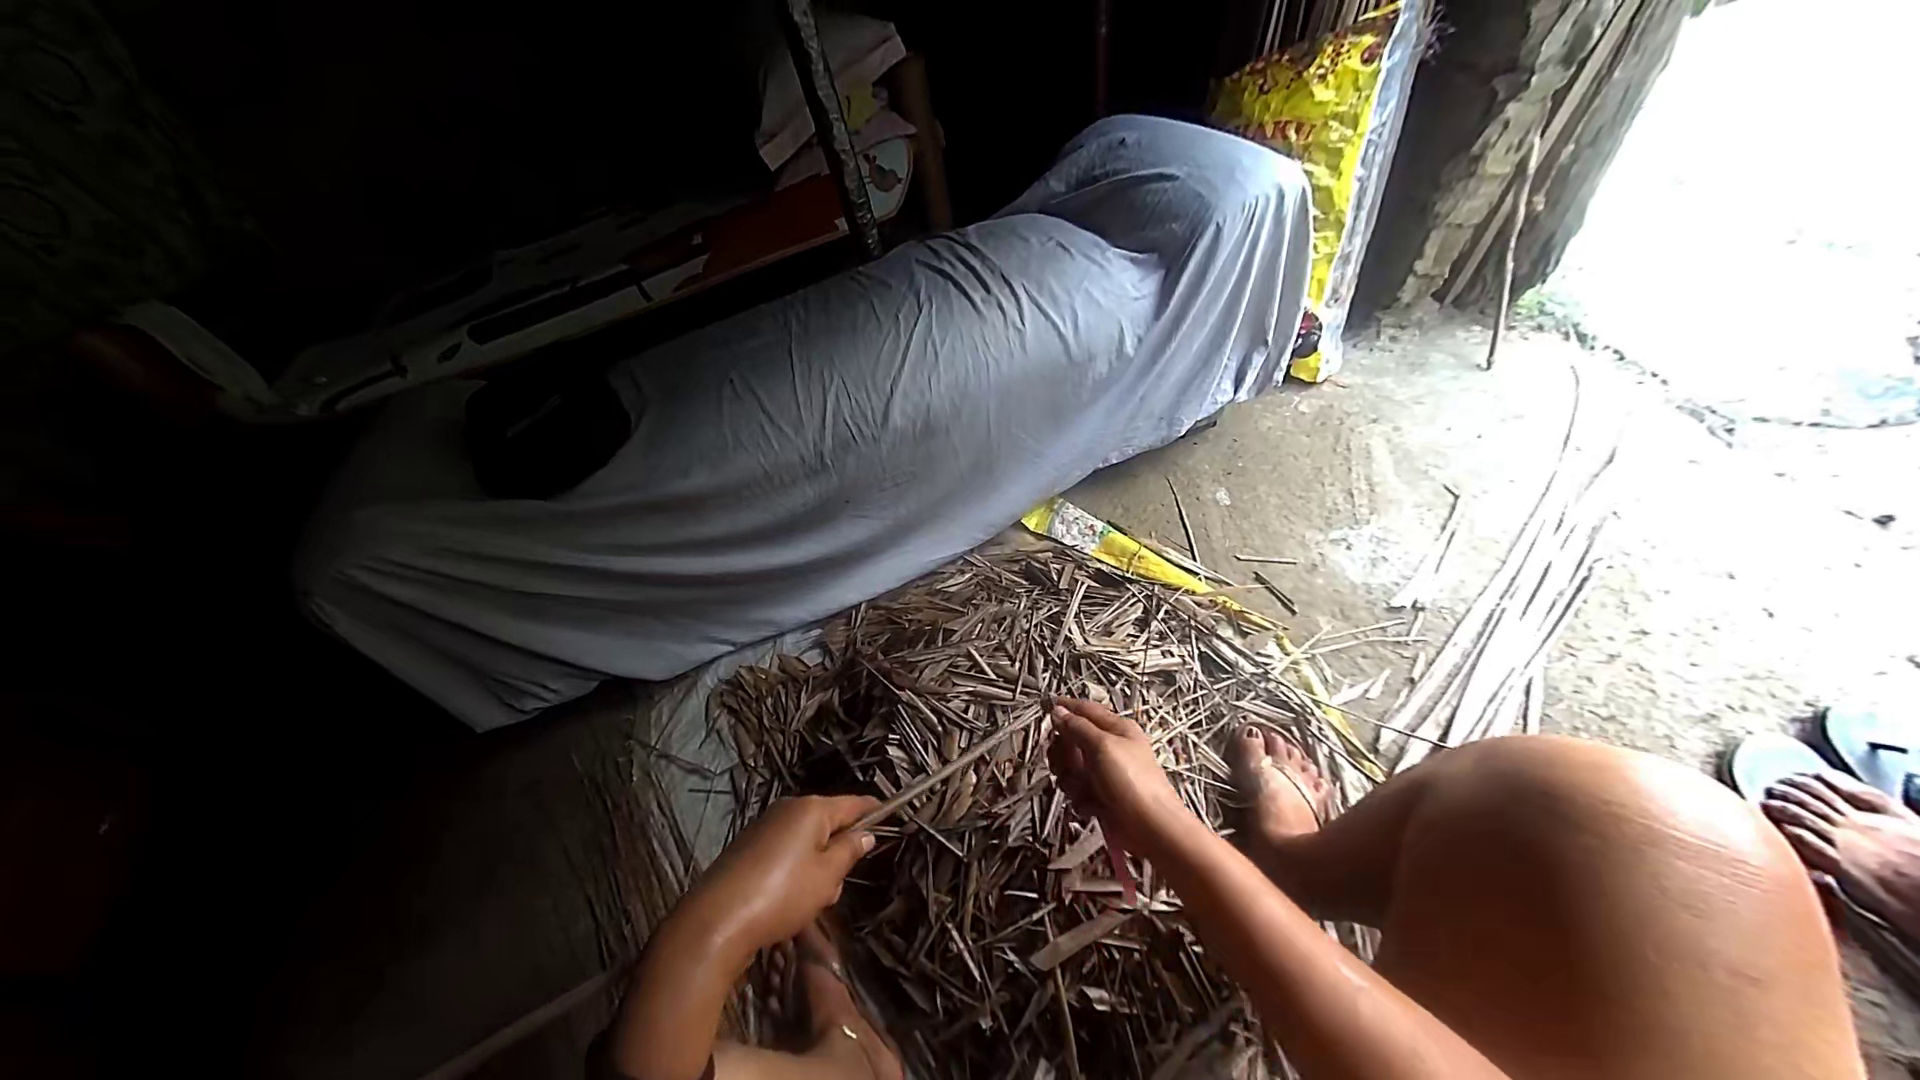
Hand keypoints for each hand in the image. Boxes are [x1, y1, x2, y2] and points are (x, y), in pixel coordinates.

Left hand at [680, 794, 879, 961]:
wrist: (715, 921)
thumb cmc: (781, 895)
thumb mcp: (826, 877)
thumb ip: (850, 851)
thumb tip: (866, 834)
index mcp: (811, 808)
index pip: (854, 803)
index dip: (874, 811)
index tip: (892, 816)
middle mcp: (788, 809)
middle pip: (829, 822)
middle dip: (840, 850)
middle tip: (836, 886)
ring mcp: (765, 827)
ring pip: (808, 841)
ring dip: (818, 865)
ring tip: (810, 902)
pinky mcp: (749, 848)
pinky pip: (786, 851)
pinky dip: (796, 870)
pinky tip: (787, 901)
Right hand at [1047, 698, 1192, 850]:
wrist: (1150, 828)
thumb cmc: (1134, 783)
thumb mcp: (1102, 745)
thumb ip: (1077, 726)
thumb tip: (1059, 711)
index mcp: (1117, 729)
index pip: (1085, 710)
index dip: (1066, 708)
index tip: (1048, 710)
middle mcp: (1111, 748)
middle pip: (1072, 740)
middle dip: (1064, 753)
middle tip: (1067, 762)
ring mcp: (1106, 773)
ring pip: (1071, 768)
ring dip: (1072, 779)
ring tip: (1083, 787)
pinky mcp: (1101, 796)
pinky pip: (1077, 790)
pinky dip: (1080, 798)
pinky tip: (1091, 803)